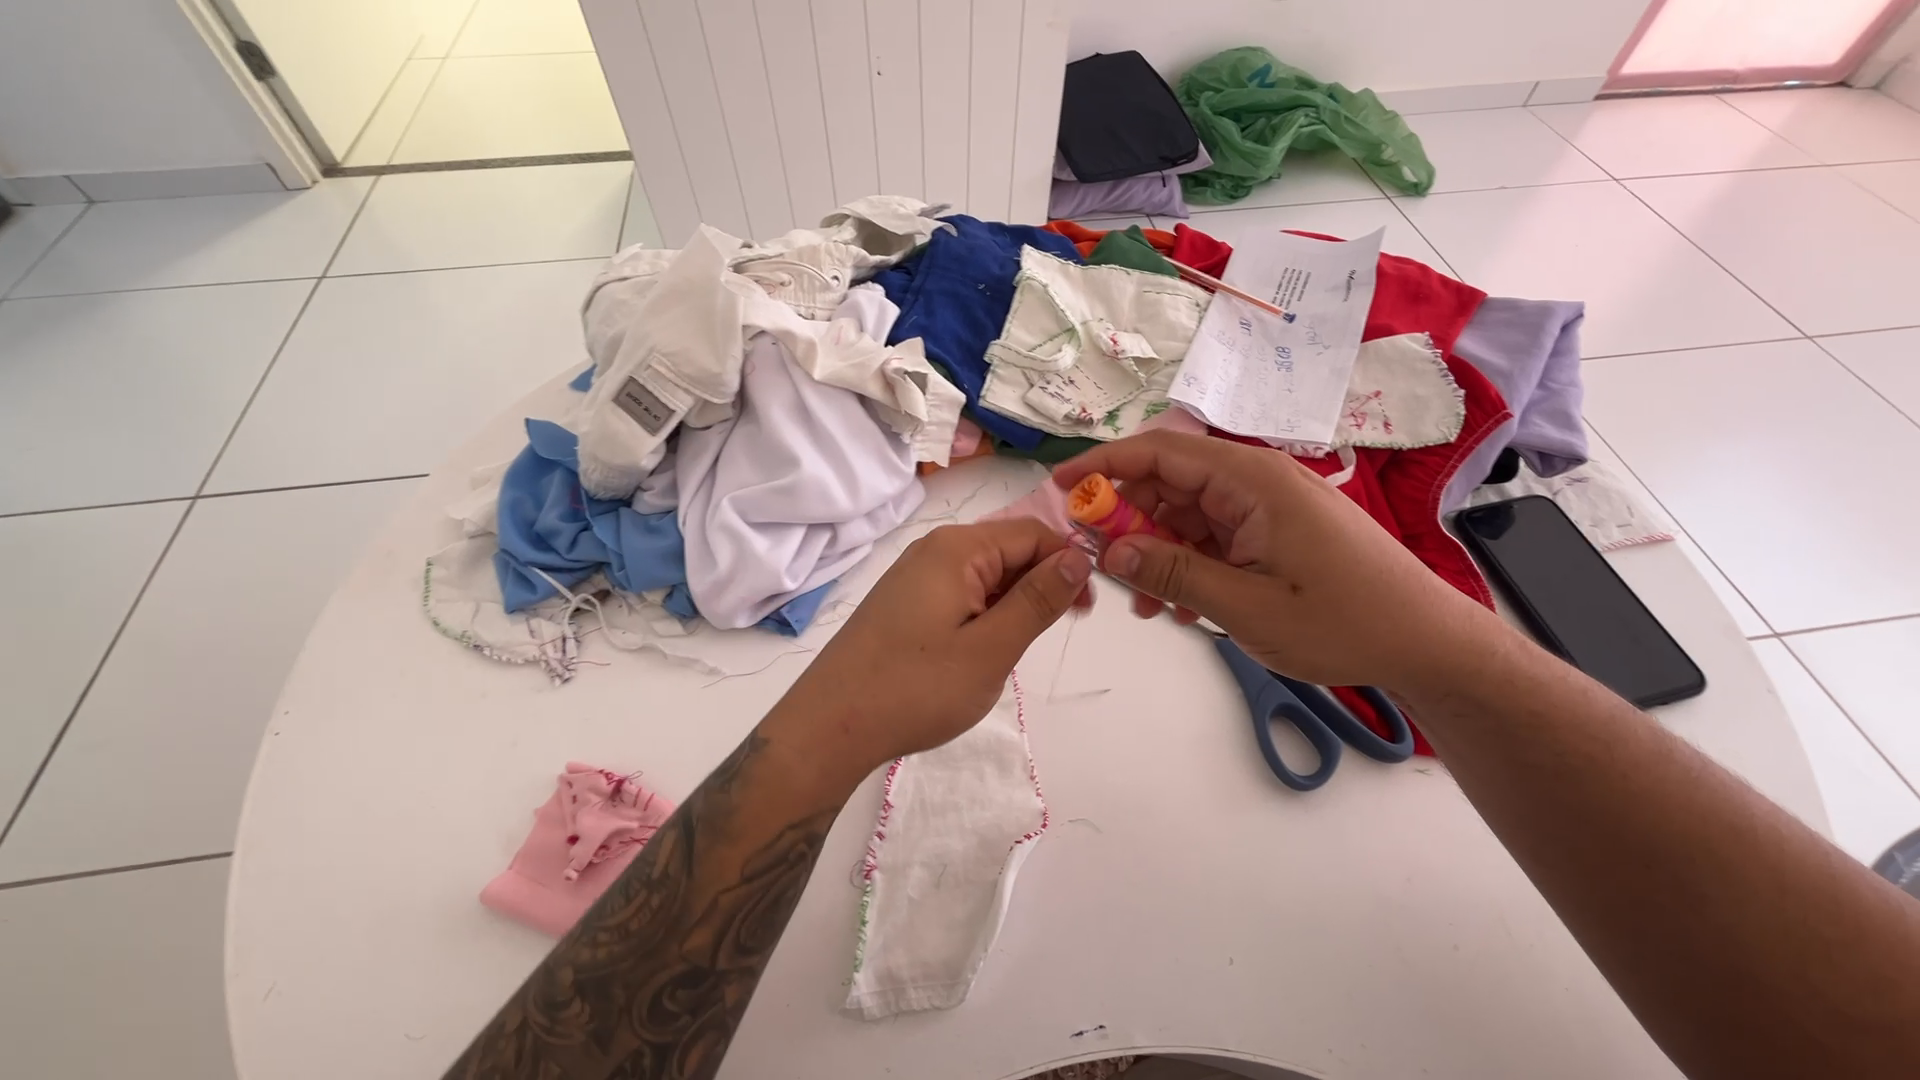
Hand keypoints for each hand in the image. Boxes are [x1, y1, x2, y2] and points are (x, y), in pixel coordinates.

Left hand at [766, 519, 1092, 777]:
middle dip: (1041, 583)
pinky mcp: (903, 603)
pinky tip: (982, 649)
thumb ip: (1037, 599)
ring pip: (984, 575)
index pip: (1032, 533)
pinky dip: (983, 614)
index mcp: (957, 549)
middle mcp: (933, 550)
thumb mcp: (991, 648)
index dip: (1068, 563)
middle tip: (1056, 633)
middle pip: (1007, 550)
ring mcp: (913, 576)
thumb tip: (1079, 555)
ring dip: (1012, 603)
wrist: (830, 727)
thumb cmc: (916, 689)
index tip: (1087, 610)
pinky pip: (959, 593)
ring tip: (1016, 648)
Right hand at [1051, 431, 1494, 692]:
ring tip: (1146, 605)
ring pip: (1187, 514)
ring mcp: (1267, 506)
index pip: (1160, 452)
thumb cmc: (1341, 621)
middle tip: (1101, 567)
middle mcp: (1255, 481)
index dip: (1104, 465)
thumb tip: (1109, 550)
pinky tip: (1183, 607)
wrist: (1425, 642)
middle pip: (1169, 482)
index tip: (1062, 487)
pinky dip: (1189, 563)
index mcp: (1250, 480)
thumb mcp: (1245, 605)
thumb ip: (1172, 571)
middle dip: (1127, 522)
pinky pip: (1214, 536)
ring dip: (1157, 552)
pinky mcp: (1275, 530)